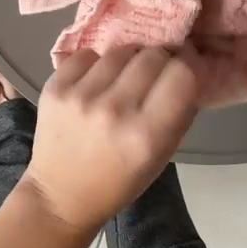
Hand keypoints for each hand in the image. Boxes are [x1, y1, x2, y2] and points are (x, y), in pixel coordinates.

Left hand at [22, 46, 199, 231]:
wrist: (60, 196)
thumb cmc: (119, 182)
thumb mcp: (162, 156)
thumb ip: (180, 113)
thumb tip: (191, 69)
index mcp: (147, 135)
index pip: (183, 73)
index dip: (191, 66)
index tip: (188, 69)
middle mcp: (115, 110)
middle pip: (153, 55)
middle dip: (161, 61)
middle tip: (156, 74)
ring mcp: (81, 96)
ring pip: (121, 51)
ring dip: (128, 61)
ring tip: (123, 80)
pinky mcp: (55, 88)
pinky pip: (87, 55)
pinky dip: (96, 65)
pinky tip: (95, 84)